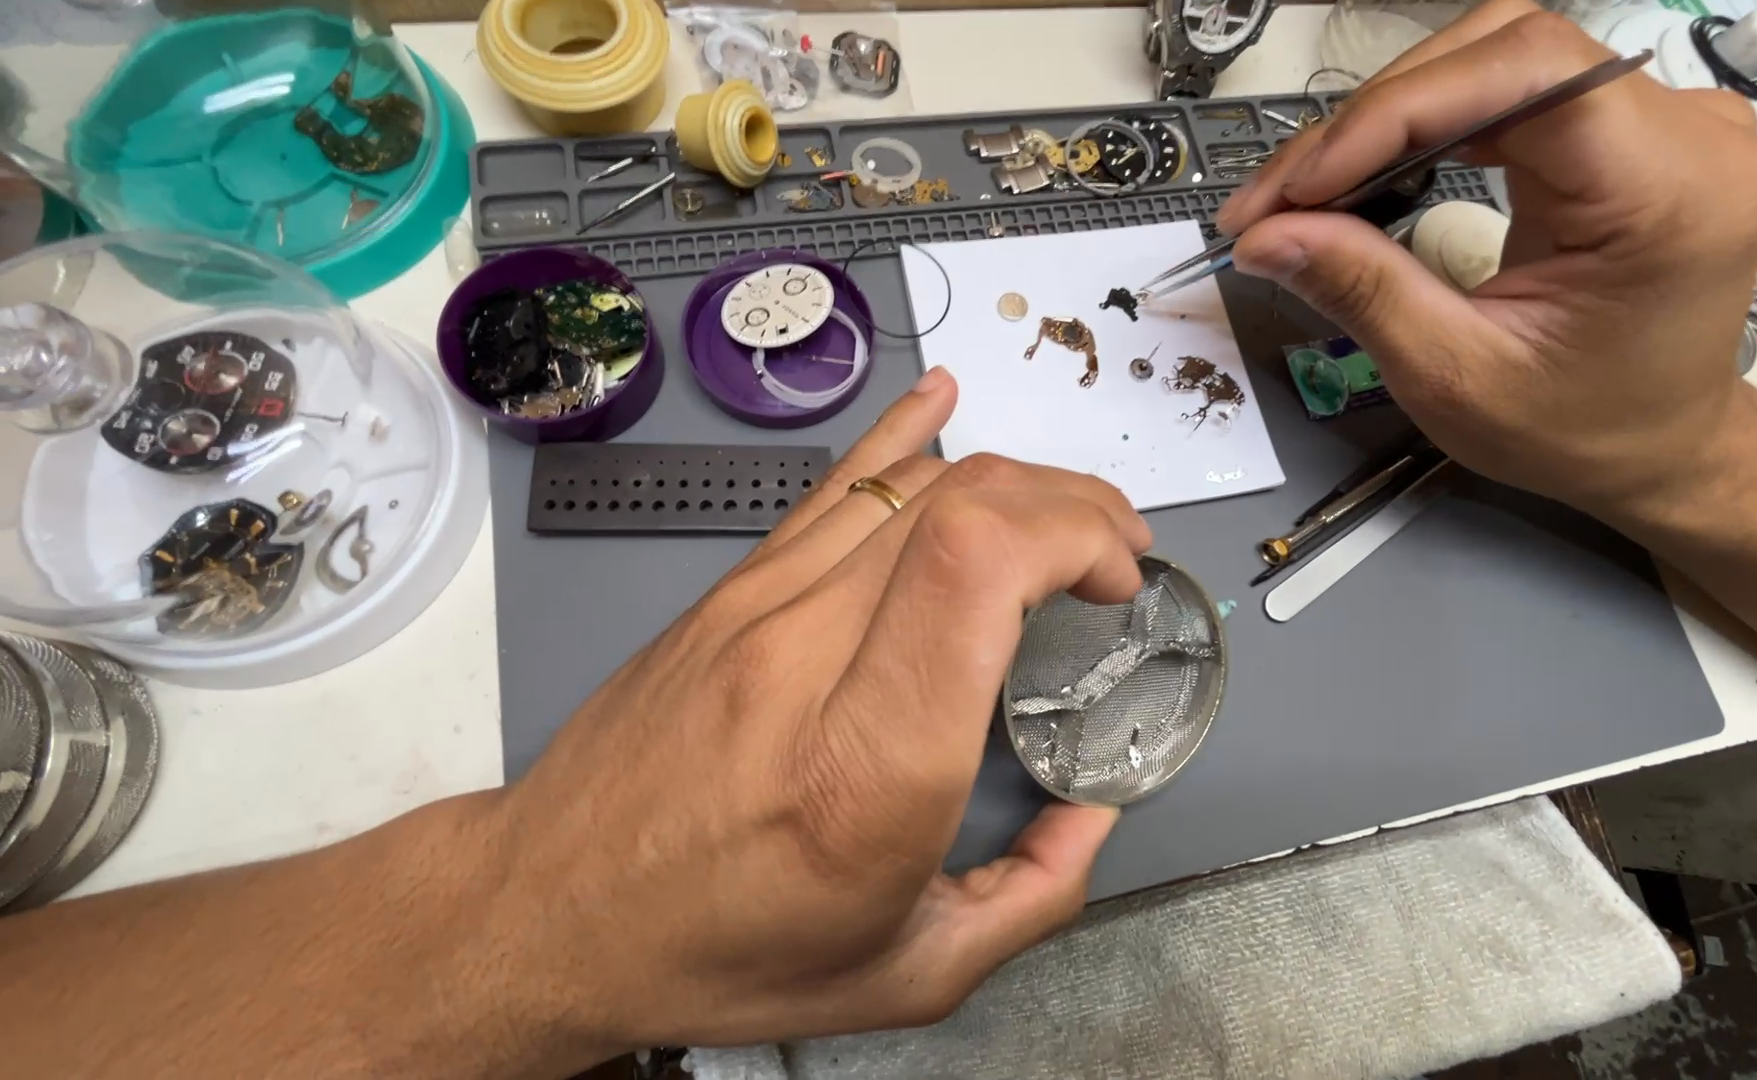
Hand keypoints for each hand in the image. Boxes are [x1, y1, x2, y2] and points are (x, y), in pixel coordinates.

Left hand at [494, 368, 1151, 1056]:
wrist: (555, 904)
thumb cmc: (725, 947)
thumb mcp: (908, 972)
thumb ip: (1033, 897)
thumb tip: (1096, 815)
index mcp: (869, 761)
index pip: (975, 565)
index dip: (1071, 534)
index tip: (1116, 577)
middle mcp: (811, 653)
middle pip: (960, 503)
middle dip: (1069, 503)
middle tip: (1115, 550)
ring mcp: (763, 600)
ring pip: (911, 480)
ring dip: (1014, 481)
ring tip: (1064, 518)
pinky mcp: (736, 585)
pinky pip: (836, 482)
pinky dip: (905, 433)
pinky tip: (942, 401)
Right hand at [1218, 0, 1756, 519]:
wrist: (1647, 447)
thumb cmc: (1566, 429)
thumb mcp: (1449, 373)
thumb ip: (1362, 291)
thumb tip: (1262, 237)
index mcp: (1665, 189)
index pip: (1523, 74)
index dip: (1391, 113)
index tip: (1294, 191)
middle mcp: (1680, 128)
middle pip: (1498, 53)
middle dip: (1365, 122)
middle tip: (1272, 203)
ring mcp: (1652, 123)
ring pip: (1488, 64)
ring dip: (1376, 125)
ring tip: (1298, 198)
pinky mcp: (1613, 137)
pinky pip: (1498, 98)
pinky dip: (1410, 134)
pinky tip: (1358, 181)